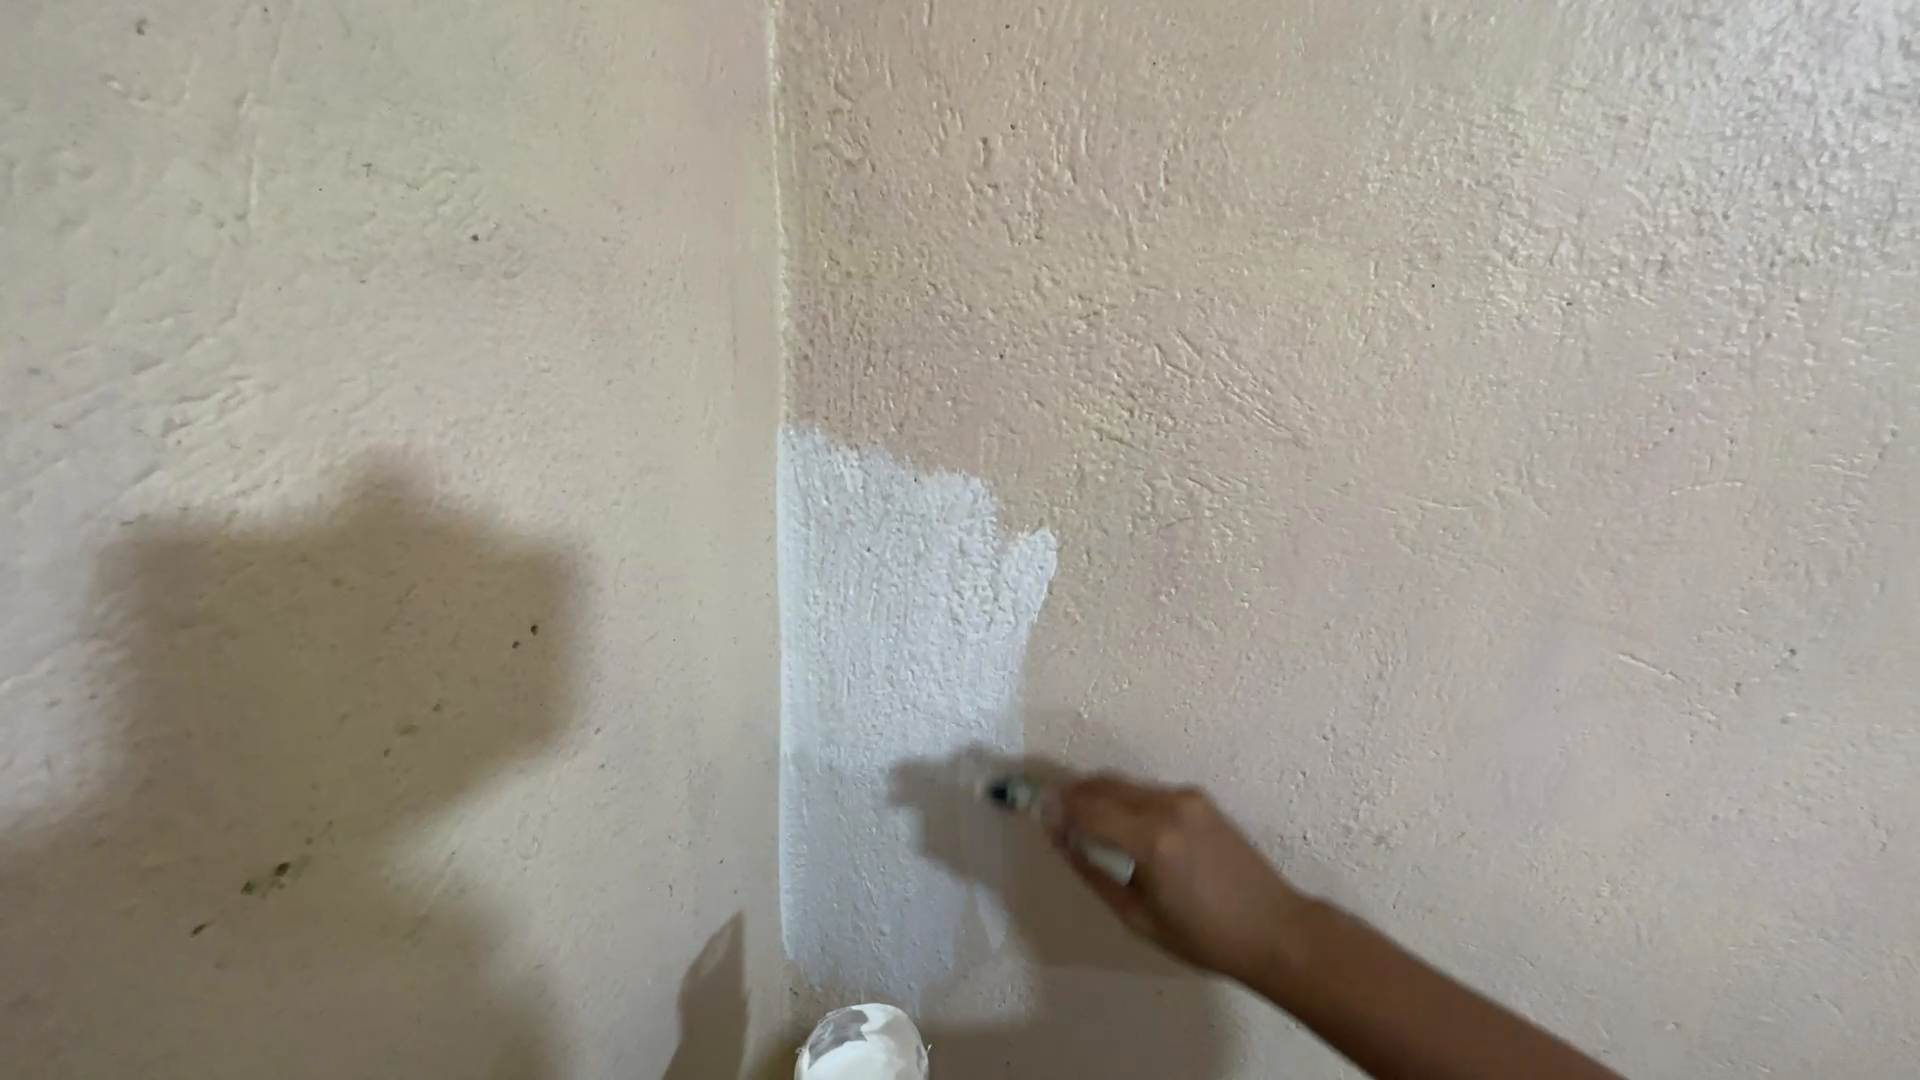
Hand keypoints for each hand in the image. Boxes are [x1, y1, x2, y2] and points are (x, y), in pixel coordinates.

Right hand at [1046, 773, 1310, 984]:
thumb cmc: (1204, 937)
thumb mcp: (1138, 917)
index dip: (1057, 808)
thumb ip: (1094, 872)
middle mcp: (1168, 806)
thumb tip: (1062, 840)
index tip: (1037, 813)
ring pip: (1124, 785)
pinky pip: (1147, 792)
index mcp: (1152, 840)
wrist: (1275, 929)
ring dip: (1097, 796)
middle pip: (1103, 785)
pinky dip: (1124, 800)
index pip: (1088, 808)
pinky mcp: (1199, 798)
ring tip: (1083, 821)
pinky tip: (1121, 825)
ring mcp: (1187, 797)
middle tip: (1053, 814)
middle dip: (1072, 795)